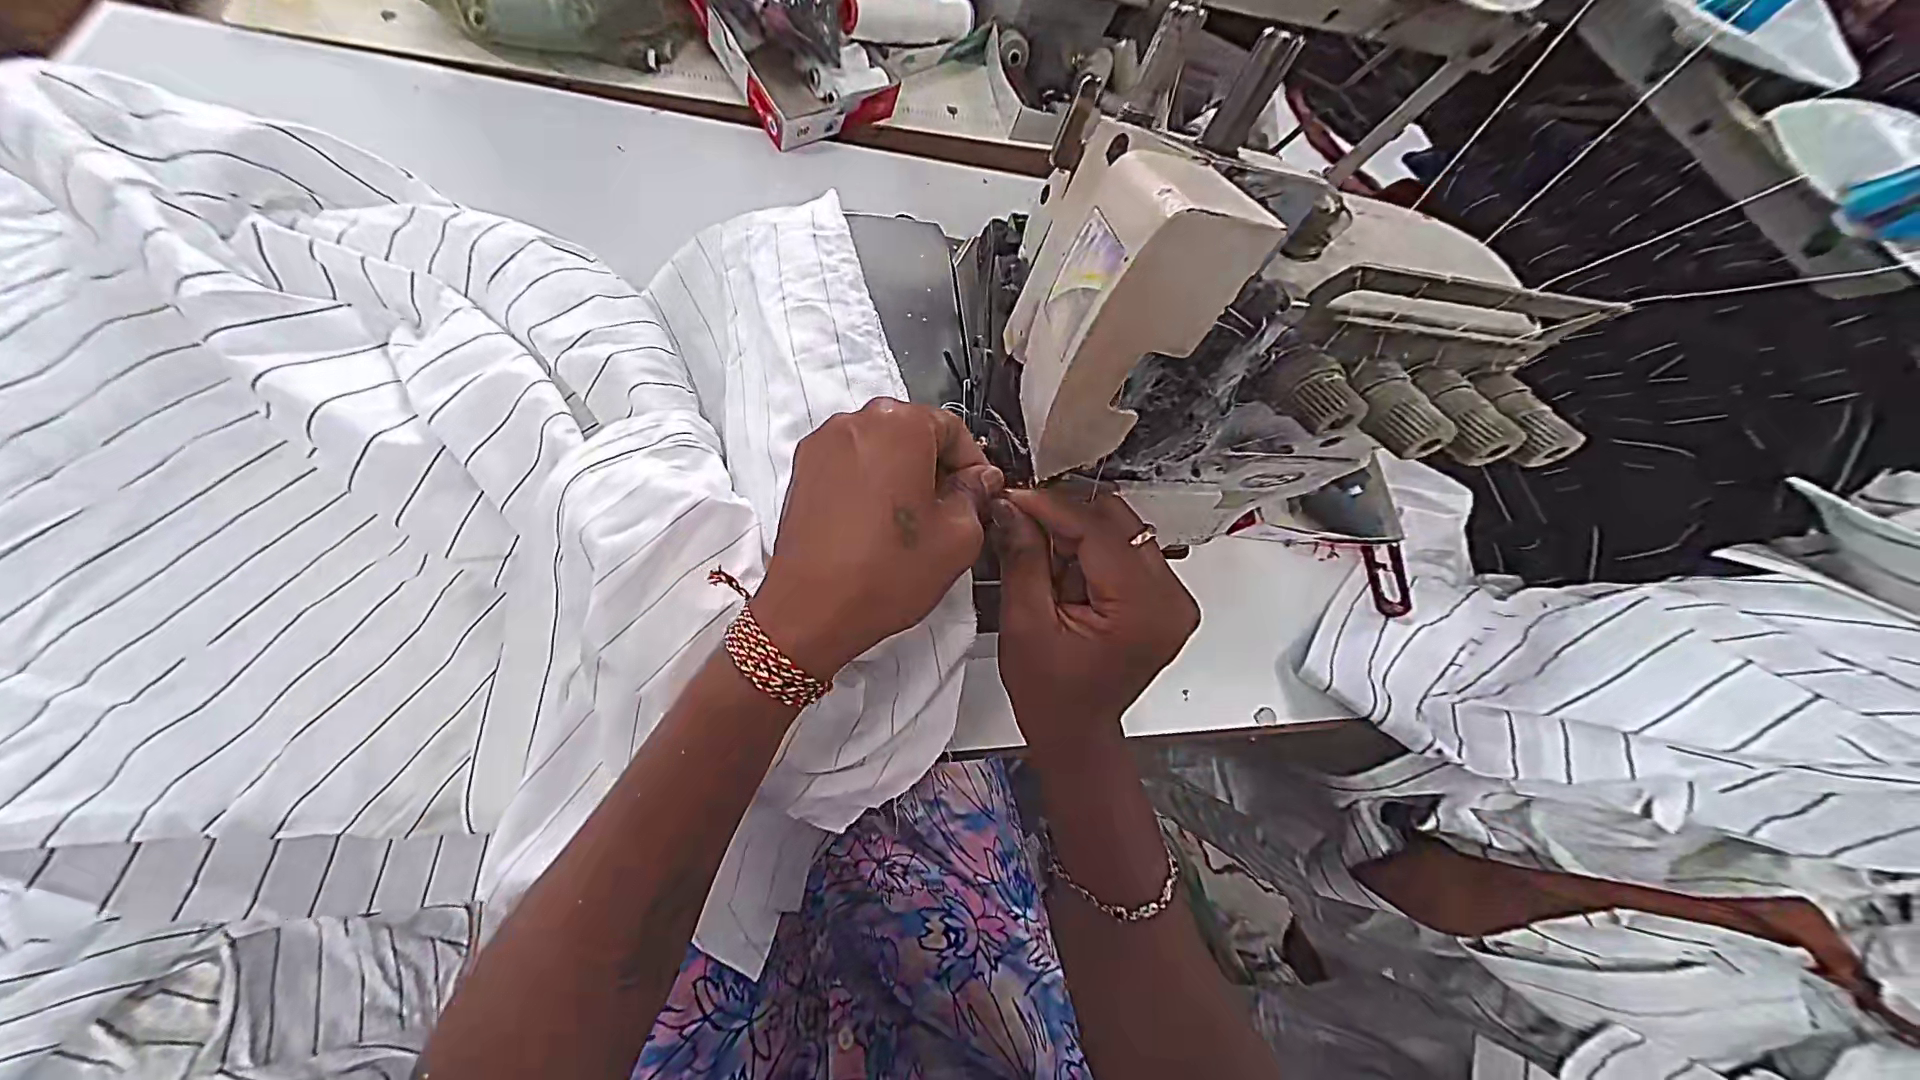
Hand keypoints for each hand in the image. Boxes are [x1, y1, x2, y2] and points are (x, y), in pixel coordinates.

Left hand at [753, 398, 1003, 678]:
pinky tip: (879, 526)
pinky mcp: (803, 472)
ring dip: (902, 476)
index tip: (979, 492)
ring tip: (912, 524)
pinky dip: (870, 485)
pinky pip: (851, 466)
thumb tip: (978, 481)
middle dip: (937, 468)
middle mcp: (856, 423)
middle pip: (914, 433)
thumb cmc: (881, 574)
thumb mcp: (958, 536)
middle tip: (951, 510)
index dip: (973, 464)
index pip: (953, 429)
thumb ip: (976, 496)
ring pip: (881, 449)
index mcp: (899, 425)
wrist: (812, 610)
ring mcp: (823, 446)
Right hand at [991, 488, 1199, 753]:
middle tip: (1021, 521)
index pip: (1097, 530)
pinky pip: (1124, 549)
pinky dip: (1089, 550)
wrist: (1075, 729)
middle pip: (1116, 521)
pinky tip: (1063, 571)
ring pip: (1120, 529)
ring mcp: (1170, 598)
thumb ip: (1024, 557)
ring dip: (1075, 532)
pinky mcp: (1161, 597)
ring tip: (1041, 557)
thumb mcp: (1025, 623)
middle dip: (1063, 516)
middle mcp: (1169, 599)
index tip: (1015, 497)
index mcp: (1143, 609)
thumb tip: (1013, 509)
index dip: (1049, 506)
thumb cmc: (1052, 696)